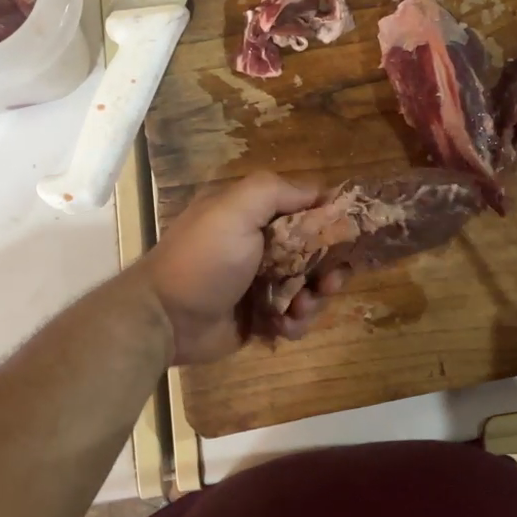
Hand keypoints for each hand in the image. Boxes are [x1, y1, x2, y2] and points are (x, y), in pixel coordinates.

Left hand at [142, 172, 346, 364]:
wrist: (165, 319)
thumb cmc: (203, 259)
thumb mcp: (235, 209)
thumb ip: (277, 191)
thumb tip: (320, 193)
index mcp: (253, 215)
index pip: (305, 209)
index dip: (330, 221)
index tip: (351, 235)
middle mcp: (260, 245)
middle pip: (314, 252)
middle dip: (329, 267)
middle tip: (331, 281)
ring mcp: (261, 283)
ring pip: (308, 287)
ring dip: (314, 299)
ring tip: (301, 308)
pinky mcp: (260, 316)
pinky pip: (293, 316)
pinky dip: (295, 322)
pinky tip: (283, 325)